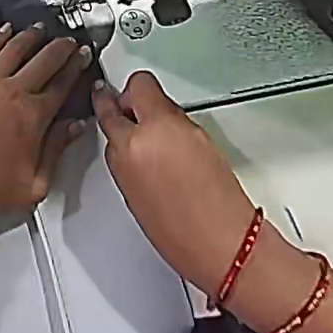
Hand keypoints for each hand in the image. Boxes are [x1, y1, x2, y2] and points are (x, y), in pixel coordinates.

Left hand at [0, 25, 93, 231]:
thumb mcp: (36, 183)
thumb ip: (58, 149)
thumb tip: (72, 129)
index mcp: (34, 117)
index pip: (64, 83)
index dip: (77, 67)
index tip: (83, 59)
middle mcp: (13, 94)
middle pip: (45, 59)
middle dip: (62, 47)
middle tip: (70, 42)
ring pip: (16, 48)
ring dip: (32, 36)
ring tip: (42, 30)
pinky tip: (5, 31)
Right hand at [96, 71, 259, 292]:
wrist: (228, 246)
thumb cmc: (182, 233)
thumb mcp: (131, 193)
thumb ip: (121, 157)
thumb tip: (120, 140)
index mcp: (131, 146)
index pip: (109, 107)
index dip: (105, 102)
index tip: (103, 98)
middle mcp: (160, 129)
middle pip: (140, 85)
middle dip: (131, 96)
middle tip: (128, 112)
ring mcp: (187, 129)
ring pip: (161, 100)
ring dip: (153, 113)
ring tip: (153, 142)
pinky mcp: (206, 135)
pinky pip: (180, 119)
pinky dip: (172, 129)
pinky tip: (172, 153)